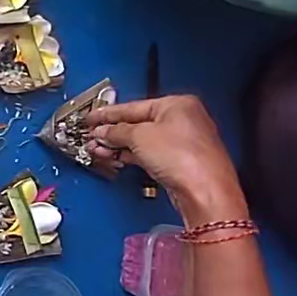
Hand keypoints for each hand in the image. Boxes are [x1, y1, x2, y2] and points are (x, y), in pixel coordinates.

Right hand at [85, 96, 249, 224]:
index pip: (134, 106)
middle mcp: (183, 120)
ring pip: (142, 141)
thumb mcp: (140, 136)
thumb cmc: (184, 158)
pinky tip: (115, 159)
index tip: (92, 118)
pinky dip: (131, 156)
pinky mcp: (180, 163)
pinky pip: (149, 155)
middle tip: (91, 137)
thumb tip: (103, 132)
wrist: (205, 191)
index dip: (108, 113)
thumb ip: (117, 131)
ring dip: (118, 146)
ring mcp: (182, 143)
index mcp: (177, 104)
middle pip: (138, 124)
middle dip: (112, 132)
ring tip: (97, 150)